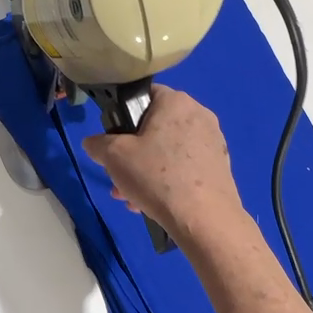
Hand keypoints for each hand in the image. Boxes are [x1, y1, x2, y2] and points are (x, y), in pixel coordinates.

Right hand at [80, 85, 243, 243]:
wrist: (204, 217)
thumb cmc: (156, 177)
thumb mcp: (114, 157)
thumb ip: (98, 144)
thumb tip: (92, 142)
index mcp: (176, 102)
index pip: (145, 96)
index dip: (124, 116)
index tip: (114, 141)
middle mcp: (199, 114)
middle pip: (156, 128)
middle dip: (132, 154)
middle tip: (119, 177)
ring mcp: (213, 141)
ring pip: (168, 150)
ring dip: (146, 171)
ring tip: (132, 198)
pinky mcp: (219, 166)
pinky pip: (184, 166)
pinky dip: (168, 179)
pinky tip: (155, 203)